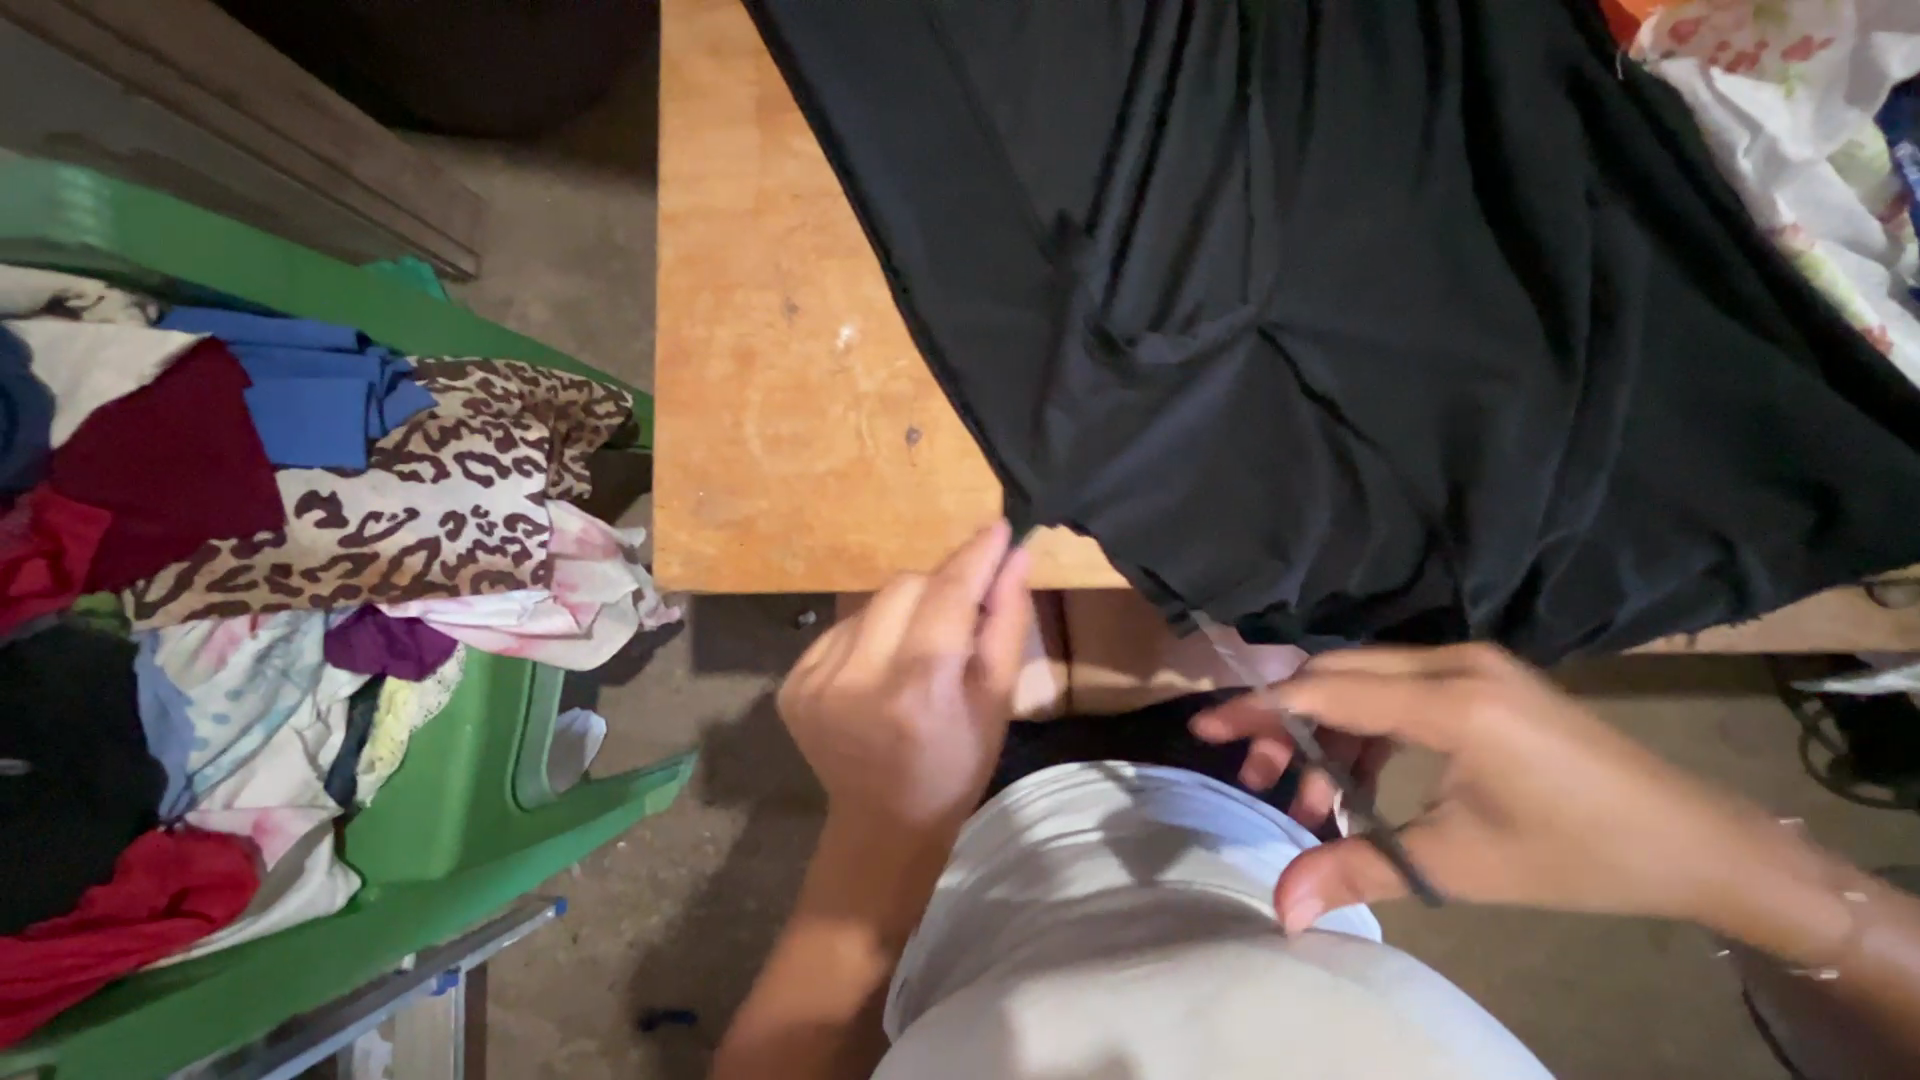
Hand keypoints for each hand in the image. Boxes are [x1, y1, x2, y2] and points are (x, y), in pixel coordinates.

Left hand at [776, 522, 1033, 838]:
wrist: (882, 823)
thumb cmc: (955, 766)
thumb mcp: (997, 702)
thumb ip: (1006, 624)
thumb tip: (1015, 557)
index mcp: (918, 688)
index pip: (949, 594)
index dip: (976, 556)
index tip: (999, 528)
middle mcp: (857, 677)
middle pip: (905, 586)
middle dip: (940, 588)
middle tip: (961, 614)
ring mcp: (815, 680)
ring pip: (871, 602)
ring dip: (904, 612)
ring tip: (918, 653)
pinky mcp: (792, 684)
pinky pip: (841, 627)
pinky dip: (871, 634)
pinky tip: (882, 669)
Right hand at [1193, 643, 1790, 935]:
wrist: (1698, 844)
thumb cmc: (1578, 856)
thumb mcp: (1458, 867)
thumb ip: (1357, 869)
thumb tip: (1281, 909)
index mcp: (1452, 703)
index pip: (1327, 689)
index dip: (1260, 707)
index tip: (1207, 725)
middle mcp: (1455, 663)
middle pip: (1335, 673)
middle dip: (1283, 720)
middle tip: (1251, 771)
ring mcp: (1472, 664)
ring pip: (1362, 677)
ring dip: (1322, 727)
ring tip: (1303, 790)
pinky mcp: (1481, 677)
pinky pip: (1397, 686)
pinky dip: (1363, 726)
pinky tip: (1356, 776)